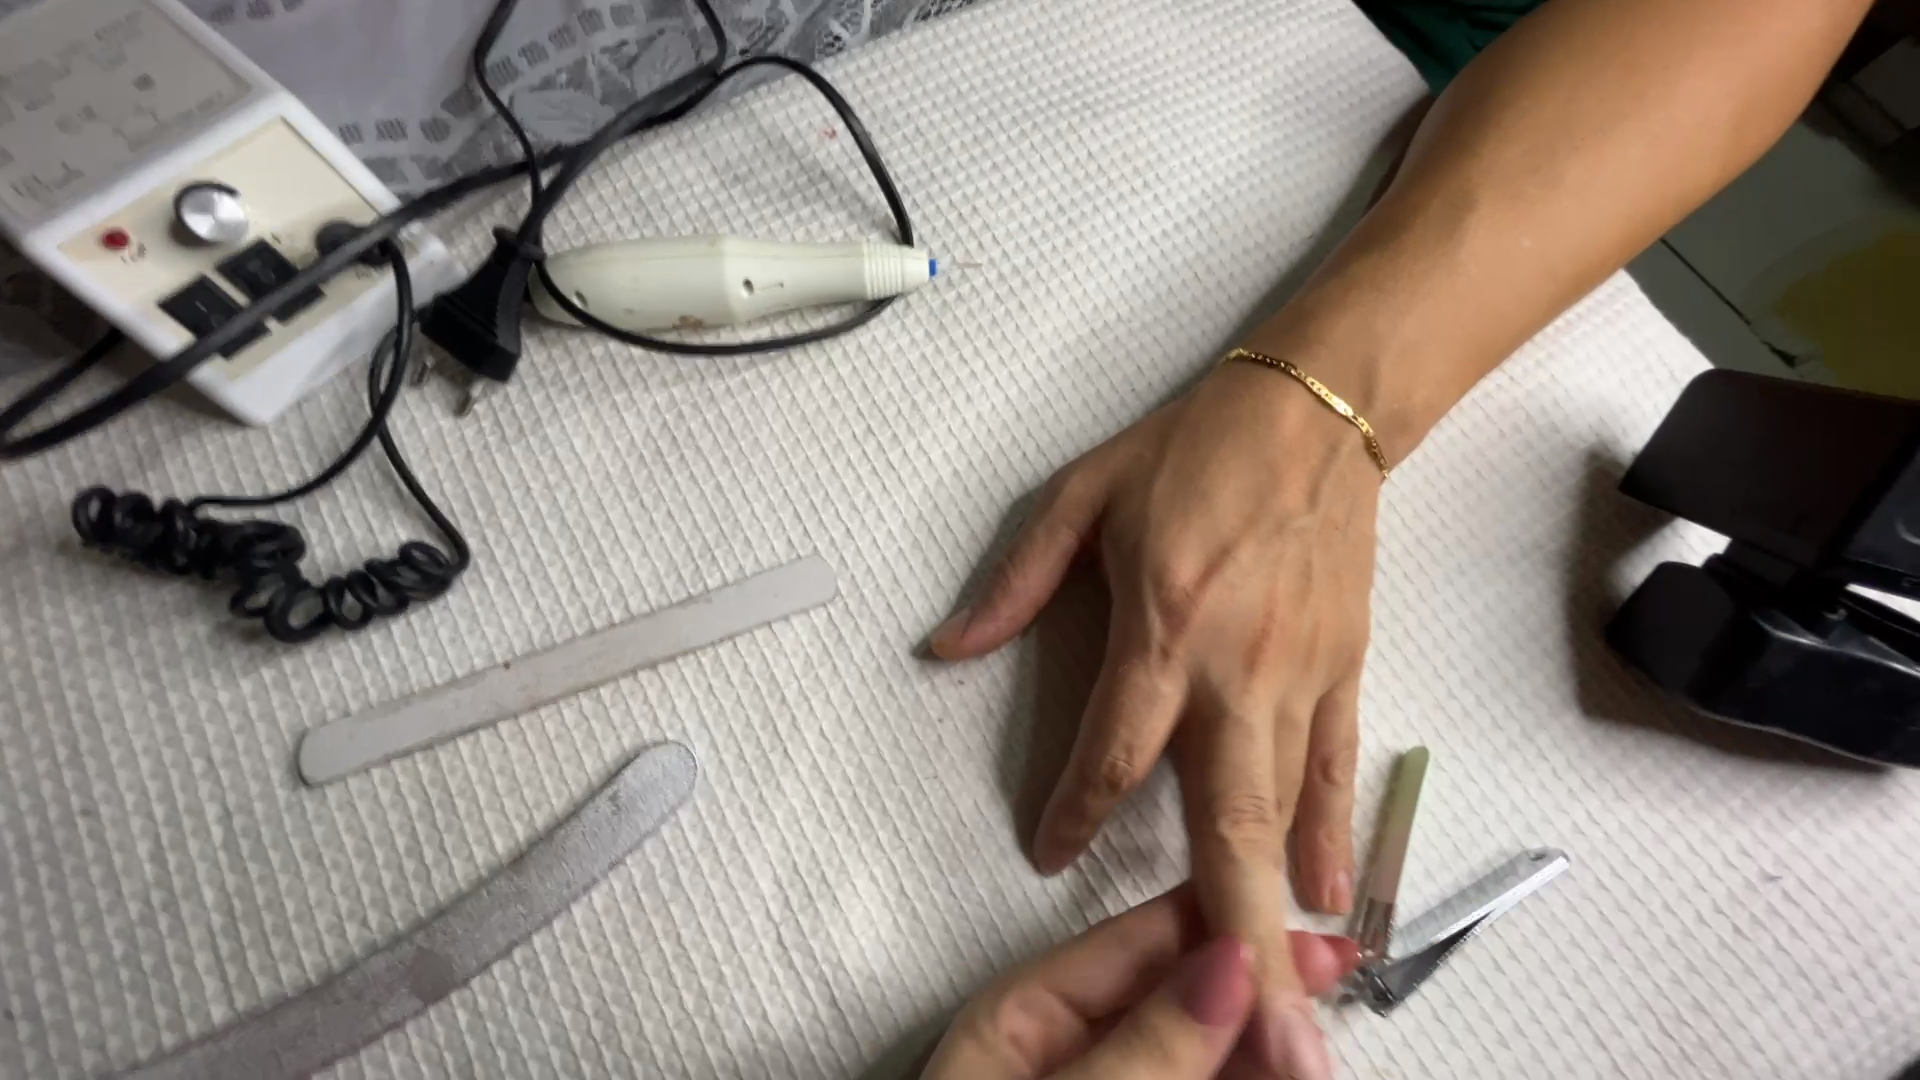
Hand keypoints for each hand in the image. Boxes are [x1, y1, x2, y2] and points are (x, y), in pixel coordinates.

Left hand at [920, 887, 1359, 1078]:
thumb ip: (1148, 1046)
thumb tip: (1232, 958)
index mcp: (1032, 1011)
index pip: (1137, 943)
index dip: (1216, 923)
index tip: (1299, 925)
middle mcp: (1077, 1047)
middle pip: (1180, 997)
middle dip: (1252, 992)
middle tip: (1335, 972)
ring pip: (1202, 1058)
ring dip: (1261, 1053)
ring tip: (1318, 1050)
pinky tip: (1290, 1074)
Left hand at [932, 360, 1381, 1077]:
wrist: (1310, 414)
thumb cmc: (1188, 451)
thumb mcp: (1081, 497)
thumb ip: (1015, 582)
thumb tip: (946, 646)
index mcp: (1162, 624)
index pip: (1112, 751)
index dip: (1074, 814)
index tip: (1047, 857)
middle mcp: (1236, 667)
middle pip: (1223, 814)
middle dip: (1225, 926)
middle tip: (1240, 1025)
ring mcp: (1300, 673)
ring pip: (1285, 807)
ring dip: (1280, 903)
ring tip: (1292, 994)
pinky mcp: (1346, 664)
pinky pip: (1337, 764)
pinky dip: (1332, 833)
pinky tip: (1325, 894)